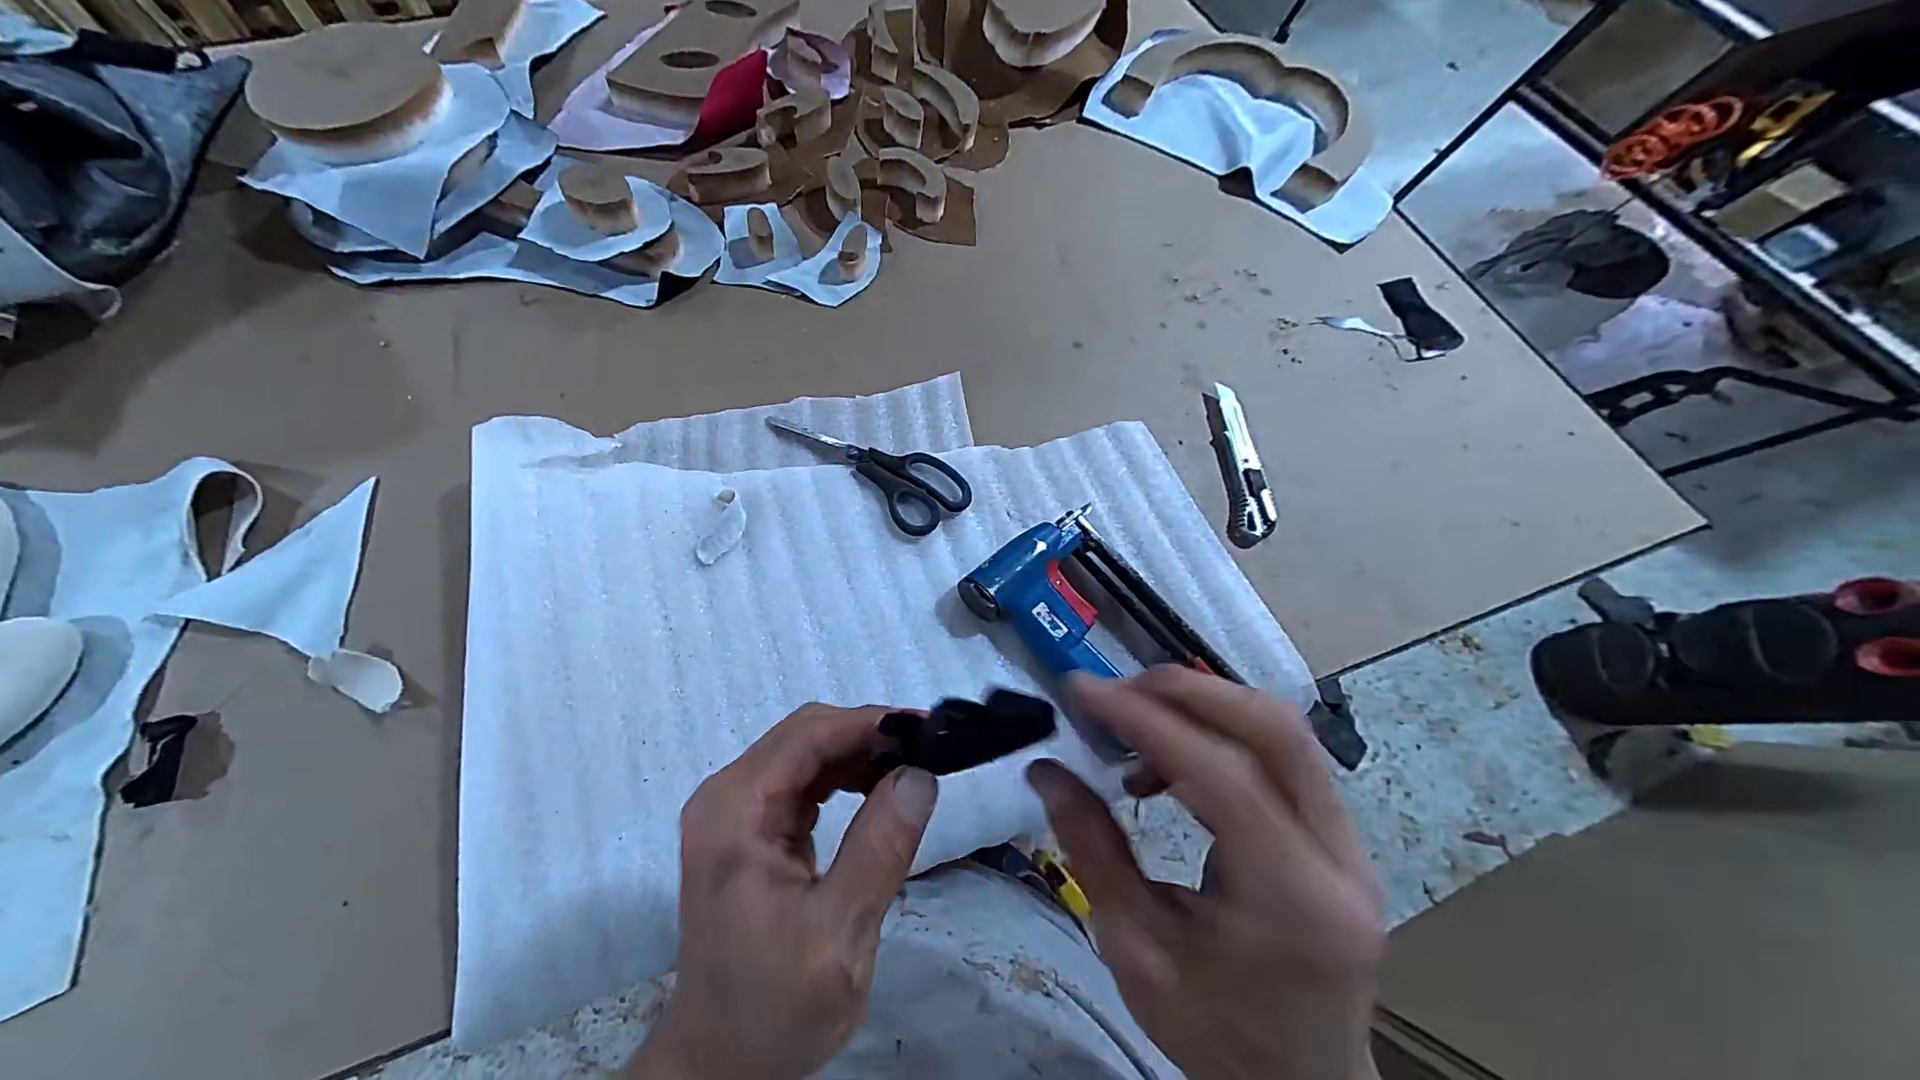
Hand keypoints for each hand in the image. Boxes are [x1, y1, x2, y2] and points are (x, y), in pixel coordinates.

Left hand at [627, 704, 937, 1078]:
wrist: (721, 1063)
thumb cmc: (772, 1008)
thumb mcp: (838, 935)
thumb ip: (879, 848)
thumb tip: (920, 774)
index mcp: (734, 811)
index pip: (807, 736)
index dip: (868, 723)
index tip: (926, 729)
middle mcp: (728, 797)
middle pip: (805, 735)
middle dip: (867, 735)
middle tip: (926, 751)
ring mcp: (736, 811)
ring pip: (808, 752)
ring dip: (860, 753)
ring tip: (911, 770)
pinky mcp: (752, 827)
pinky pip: (805, 779)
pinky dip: (846, 776)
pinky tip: (879, 791)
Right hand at [1028, 668, 1384, 1079]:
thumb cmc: (1215, 1034)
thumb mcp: (1136, 952)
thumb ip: (1093, 851)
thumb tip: (1048, 770)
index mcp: (1293, 901)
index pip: (1224, 774)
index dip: (1147, 720)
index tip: (1083, 692)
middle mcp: (1339, 859)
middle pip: (1275, 730)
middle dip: (1186, 692)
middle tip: (1114, 694)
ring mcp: (1348, 844)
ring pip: (1283, 733)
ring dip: (1202, 709)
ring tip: (1132, 726)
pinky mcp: (1336, 836)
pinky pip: (1278, 757)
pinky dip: (1217, 739)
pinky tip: (1167, 766)